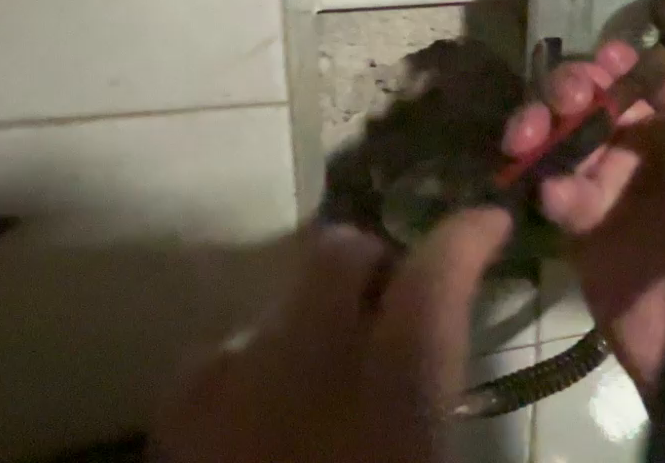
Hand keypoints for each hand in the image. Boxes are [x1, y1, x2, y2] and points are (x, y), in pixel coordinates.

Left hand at [150, 208, 510, 462]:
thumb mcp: (421, 452)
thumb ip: (436, 409)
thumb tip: (446, 375)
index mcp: (388, 403)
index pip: (432, 281)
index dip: (464, 237)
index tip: (489, 224)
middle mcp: (302, 380)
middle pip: (335, 260)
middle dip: (374, 257)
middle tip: (400, 293)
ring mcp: (226, 403)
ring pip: (272, 306)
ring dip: (311, 313)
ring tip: (332, 358)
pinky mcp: (176, 437)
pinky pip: (213, 365)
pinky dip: (249, 366)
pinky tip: (265, 409)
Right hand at [499, 40, 664, 389]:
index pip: (660, 80)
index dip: (635, 64)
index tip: (616, 60)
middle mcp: (650, 150)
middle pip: (605, 96)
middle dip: (580, 80)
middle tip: (574, 90)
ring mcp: (612, 185)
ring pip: (570, 131)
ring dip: (546, 116)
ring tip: (532, 128)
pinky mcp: (582, 228)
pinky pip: (556, 192)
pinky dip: (548, 185)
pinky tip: (555, 195)